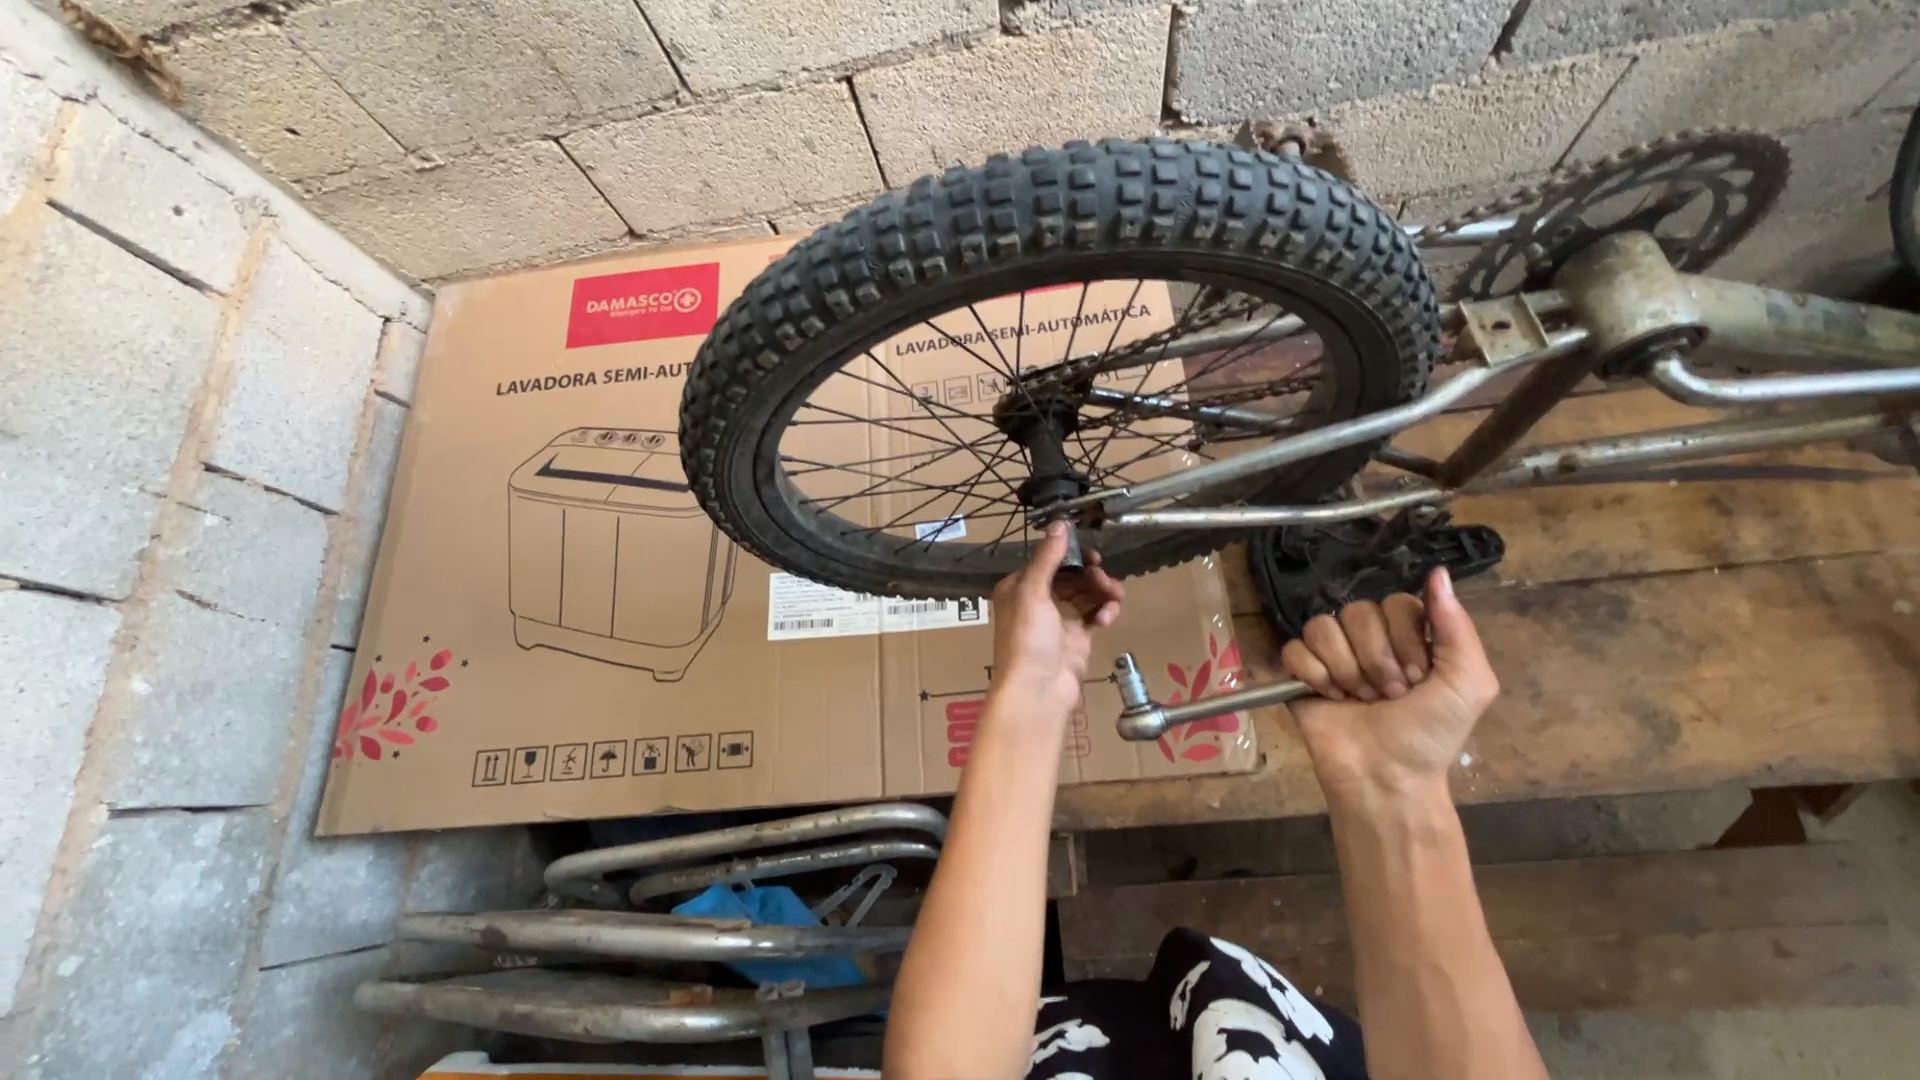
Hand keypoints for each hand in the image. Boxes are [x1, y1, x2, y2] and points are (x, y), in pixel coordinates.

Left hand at [988, 522, 1124, 718]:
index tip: (1092, 553)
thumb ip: (1047, 557)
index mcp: (1020, 587)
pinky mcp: (1077, 637)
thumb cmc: (1027, 639)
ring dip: (1102, 591)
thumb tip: (1060, 523)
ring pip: (1086, 594)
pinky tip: (1107, 618)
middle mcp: (1038, 600)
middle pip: (1071, 576)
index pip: (1049, 560)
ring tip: (1113, 598)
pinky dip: (1104, 612)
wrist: (1038, 689)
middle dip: (1091, 574)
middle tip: (1104, 578)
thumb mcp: (1032, 592)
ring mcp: (1059, 619)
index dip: (1071, 555)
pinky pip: (1095, 614)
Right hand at [1282, 567, 1497, 799]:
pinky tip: (1328, 697)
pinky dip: (1312, 674)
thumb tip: (1437, 572)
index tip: (1418, 678)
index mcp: (1409, 638)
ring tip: (1358, 698)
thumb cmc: (1430, 735)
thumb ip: (1456, 626)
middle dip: (1376, 659)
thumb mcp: (1468, 683)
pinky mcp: (1299, 674)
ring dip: (1345, 668)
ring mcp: (1332, 656)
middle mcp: (1369, 641)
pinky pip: (1294, 648)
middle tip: (1388, 694)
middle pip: (1357, 611)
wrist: (1386, 777)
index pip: (1396, 603)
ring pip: (1323, 626)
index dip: (1406, 639)